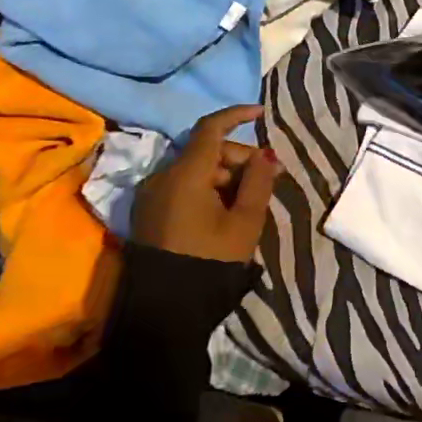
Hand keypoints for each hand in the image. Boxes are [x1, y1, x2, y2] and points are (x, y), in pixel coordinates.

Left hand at [132, 105, 280, 263]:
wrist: (166, 308)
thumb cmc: (212, 259)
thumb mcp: (246, 221)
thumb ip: (258, 181)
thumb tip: (266, 154)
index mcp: (186, 175)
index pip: (211, 128)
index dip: (238, 115)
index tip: (262, 113)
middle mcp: (163, 176)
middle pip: (207, 151)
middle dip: (241, 157)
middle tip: (271, 177)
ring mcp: (152, 194)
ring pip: (196, 169)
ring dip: (227, 175)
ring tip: (252, 198)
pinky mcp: (150, 212)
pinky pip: (183, 186)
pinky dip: (209, 188)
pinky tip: (229, 207)